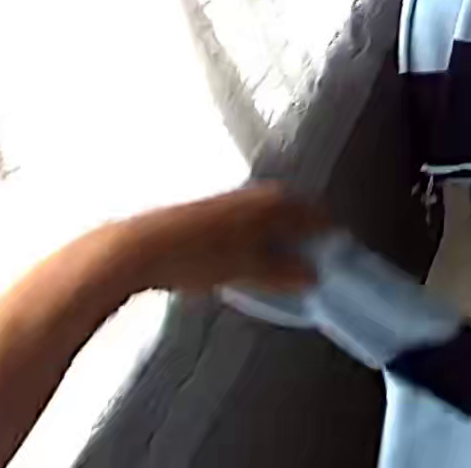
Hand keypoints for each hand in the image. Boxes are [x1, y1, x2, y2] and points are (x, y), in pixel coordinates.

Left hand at [112, 184, 326, 293]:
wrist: (136, 250)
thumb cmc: (199, 255)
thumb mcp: (249, 271)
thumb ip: (286, 274)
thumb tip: (313, 277)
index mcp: (281, 201)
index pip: (320, 217)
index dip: (329, 240)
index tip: (334, 259)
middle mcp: (265, 193)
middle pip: (298, 216)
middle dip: (304, 240)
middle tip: (306, 266)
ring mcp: (240, 199)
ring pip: (274, 219)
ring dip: (280, 240)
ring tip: (274, 268)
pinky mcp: (217, 210)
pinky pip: (252, 223)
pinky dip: (258, 240)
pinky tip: (245, 261)